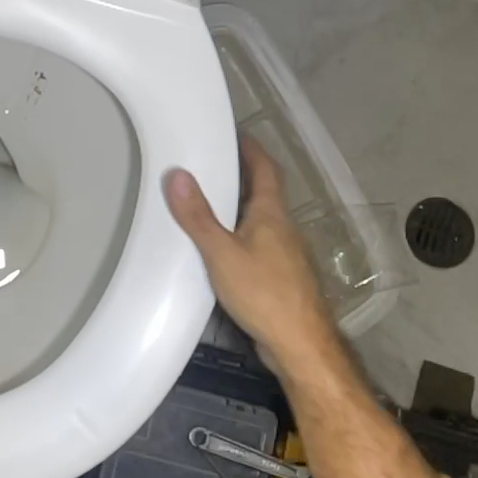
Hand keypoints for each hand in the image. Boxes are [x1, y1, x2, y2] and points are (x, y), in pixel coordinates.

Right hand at [165, 137, 345, 373]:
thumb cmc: (264, 293)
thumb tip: (178, 175)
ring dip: (244, 205)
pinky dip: (244, 233)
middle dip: (245, 175)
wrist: (299, 343)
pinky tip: (226, 248)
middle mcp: (284, 229)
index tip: (238, 133)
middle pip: (266, 192)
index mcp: (272, 214)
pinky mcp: (283, 277)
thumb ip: (198, 217)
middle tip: (216, 163)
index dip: (253, 149)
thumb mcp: (221, 253)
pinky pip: (261, 243)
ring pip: (264, 220)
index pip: (266, 169)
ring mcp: (287, 254)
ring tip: (214, 201)